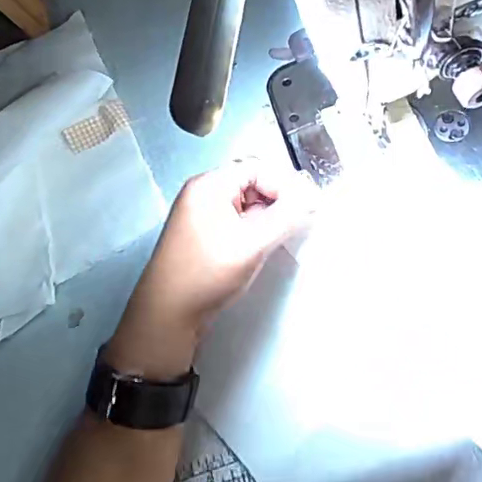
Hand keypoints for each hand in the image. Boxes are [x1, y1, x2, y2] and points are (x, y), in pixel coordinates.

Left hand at [107, 160, 313, 377]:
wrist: (168, 314)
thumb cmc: (208, 274)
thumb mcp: (254, 242)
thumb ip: (288, 216)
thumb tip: (313, 197)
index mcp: (210, 185)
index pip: (258, 167)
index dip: (285, 185)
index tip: (304, 209)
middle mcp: (203, 192)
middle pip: (253, 180)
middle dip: (278, 199)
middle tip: (294, 223)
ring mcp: (201, 212)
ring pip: (247, 201)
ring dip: (267, 214)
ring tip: (276, 237)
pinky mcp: (203, 231)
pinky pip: (237, 217)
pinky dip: (254, 226)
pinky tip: (260, 245)